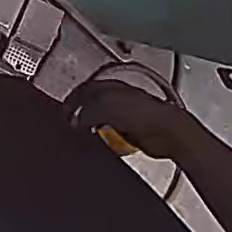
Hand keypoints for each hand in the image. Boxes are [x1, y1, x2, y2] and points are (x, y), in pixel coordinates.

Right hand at [66, 79, 206, 161]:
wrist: (168, 132)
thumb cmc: (146, 114)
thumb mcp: (106, 108)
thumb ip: (86, 112)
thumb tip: (74, 120)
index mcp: (113, 87)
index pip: (86, 89)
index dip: (72, 99)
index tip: (63, 110)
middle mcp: (119, 99)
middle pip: (92, 104)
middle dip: (79, 113)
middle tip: (68, 123)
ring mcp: (126, 115)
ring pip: (101, 119)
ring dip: (90, 127)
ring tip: (80, 135)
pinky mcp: (133, 131)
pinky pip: (111, 134)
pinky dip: (102, 138)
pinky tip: (100, 144)